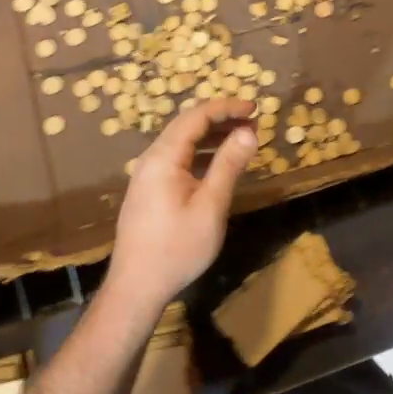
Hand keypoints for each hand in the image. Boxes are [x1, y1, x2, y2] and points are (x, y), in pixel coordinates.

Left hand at [107, 97, 258, 308]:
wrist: (136, 286)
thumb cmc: (177, 247)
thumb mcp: (210, 206)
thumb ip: (228, 165)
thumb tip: (248, 132)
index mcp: (164, 157)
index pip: (196, 116)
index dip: (227, 107)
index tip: (255, 108)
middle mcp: (151, 159)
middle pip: (186, 125)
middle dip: (220, 118)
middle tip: (252, 122)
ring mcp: (146, 175)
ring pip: (181, 142)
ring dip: (211, 136)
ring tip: (241, 139)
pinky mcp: (148, 190)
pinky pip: (176, 159)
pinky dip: (200, 153)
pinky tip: (217, 164)